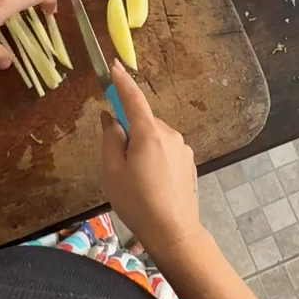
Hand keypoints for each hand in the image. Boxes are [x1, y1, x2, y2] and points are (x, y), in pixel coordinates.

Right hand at [98, 61, 205, 259]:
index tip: (112, 66)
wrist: (174, 232)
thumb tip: (110, 117)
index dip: (121, 82)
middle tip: (117, 164)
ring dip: (141, 148)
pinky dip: (153, 159)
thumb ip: (110, 138)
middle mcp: (170, 135)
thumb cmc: (137, 203)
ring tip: (135, 181)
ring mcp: (182, 149)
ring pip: (154, 138)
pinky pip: (164, 151)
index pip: (133, 99)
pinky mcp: (188, 163)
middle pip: (143, 122)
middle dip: (128, 132)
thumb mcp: (112, 171)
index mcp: (150, 133)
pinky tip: (150, 185)